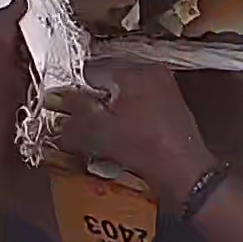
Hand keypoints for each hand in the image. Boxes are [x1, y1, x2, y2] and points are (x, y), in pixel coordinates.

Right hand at [60, 61, 217, 205]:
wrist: (184, 171)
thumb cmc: (143, 148)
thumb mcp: (100, 130)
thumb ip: (76, 109)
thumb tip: (58, 97)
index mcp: (135, 70)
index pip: (93, 69)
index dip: (76, 89)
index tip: (66, 107)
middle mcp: (152, 71)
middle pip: (110, 78)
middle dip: (94, 97)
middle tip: (82, 120)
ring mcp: (166, 86)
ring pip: (126, 90)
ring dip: (111, 106)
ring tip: (102, 129)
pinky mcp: (172, 103)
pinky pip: (141, 100)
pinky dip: (129, 112)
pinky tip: (123, 133)